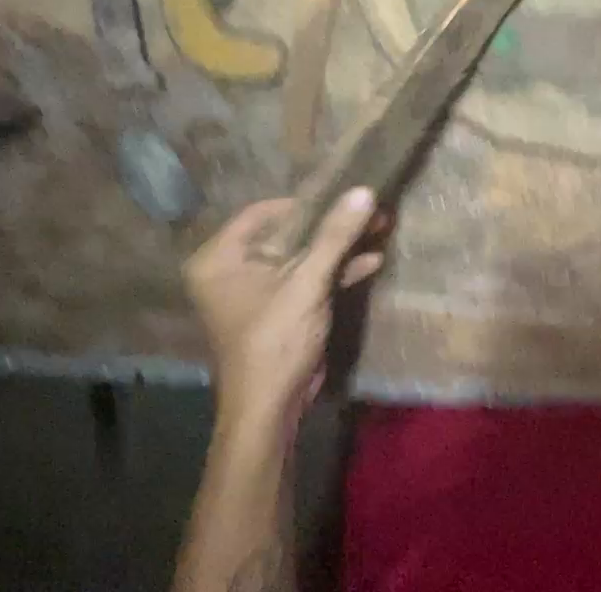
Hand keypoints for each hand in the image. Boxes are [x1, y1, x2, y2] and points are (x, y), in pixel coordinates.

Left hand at [182, 189, 385, 442]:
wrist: (271, 410)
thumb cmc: (275, 341)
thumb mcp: (307, 283)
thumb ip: (335, 236)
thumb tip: (364, 190)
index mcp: (219, 258)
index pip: (264, 212)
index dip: (305, 202)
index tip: (343, 193)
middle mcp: (231, 269)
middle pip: (287, 232)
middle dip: (330, 224)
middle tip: (369, 207)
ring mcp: (256, 290)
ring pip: (302, 254)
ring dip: (339, 245)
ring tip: (380, 227)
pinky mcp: (279, 307)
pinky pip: (307, 277)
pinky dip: (336, 270)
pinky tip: (371, 259)